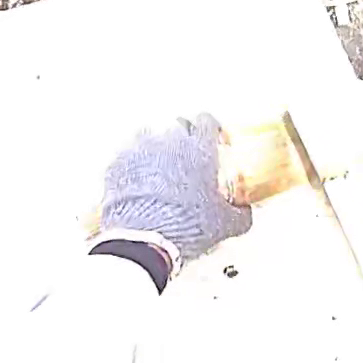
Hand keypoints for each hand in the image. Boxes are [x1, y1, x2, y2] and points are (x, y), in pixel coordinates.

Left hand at [97, 113, 253, 267]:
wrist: (142, 241)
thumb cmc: (187, 226)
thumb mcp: (225, 224)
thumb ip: (241, 213)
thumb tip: (246, 213)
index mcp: (201, 149)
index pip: (207, 120)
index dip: (211, 129)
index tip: (214, 140)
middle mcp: (171, 141)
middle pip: (178, 124)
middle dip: (183, 137)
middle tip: (187, 158)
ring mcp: (141, 150)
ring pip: (149, 135)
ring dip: (156, 147)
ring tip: (159, 168)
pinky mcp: (116, 165)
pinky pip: (126, 156)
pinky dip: (132, 165)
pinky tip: (137, 183)